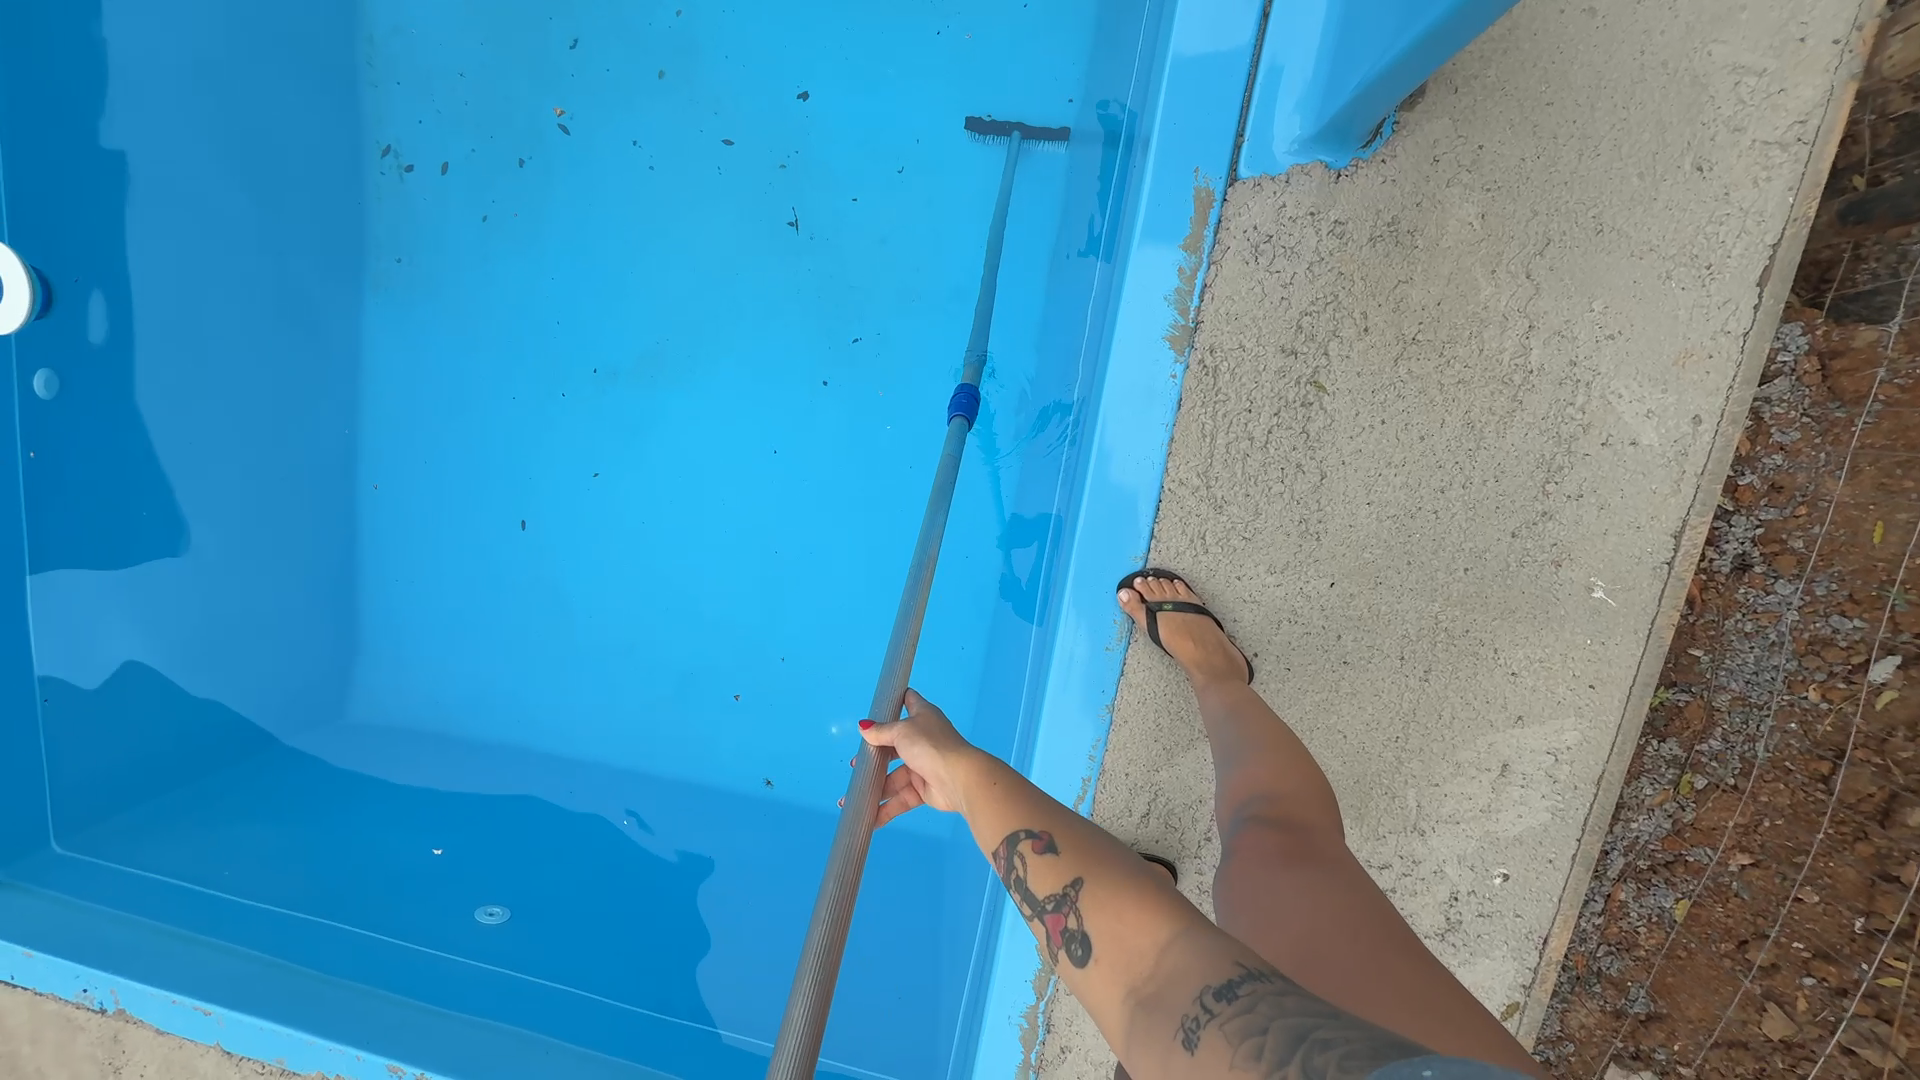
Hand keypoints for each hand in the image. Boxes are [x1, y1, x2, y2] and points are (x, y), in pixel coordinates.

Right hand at [859, 689, 984, 825]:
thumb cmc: (930, 745)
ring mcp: (923, 765)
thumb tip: (864, 727)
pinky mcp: (924, 789)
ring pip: (895, 777)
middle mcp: (922, 739)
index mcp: (922, 716)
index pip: (908, 701)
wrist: (958, 779)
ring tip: (854, 798)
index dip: (894, 702)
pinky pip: (902, 798)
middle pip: (894, 746)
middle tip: (856, 766)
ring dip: (876, 788)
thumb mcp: (901, 732)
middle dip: (875, 757)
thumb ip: (880, 732)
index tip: (878, 706)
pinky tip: (870, 818)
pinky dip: (887, 808)